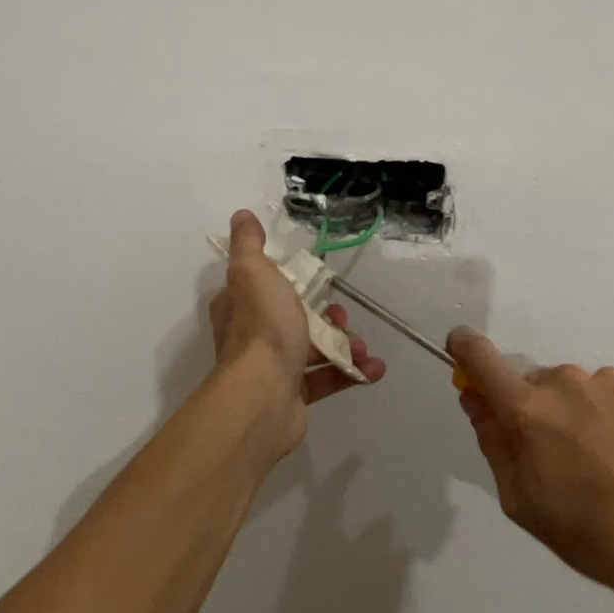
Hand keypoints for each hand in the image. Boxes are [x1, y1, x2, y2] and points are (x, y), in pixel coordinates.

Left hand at [208, 211, 385, 455]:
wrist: (264, 395)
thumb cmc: (262, 327)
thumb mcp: (253, 272)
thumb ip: (248, 244)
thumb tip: (241, 216)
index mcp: (239, 306)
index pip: (264, 287)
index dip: (293, 282)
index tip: (319, 282)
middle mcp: (252, 337)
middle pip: (295, 319)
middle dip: (328, 317)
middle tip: (344, 319)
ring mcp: (272, 369)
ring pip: (314, 351)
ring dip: (345, 346)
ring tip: (363, 349)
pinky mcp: (292, 396)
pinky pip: (326, 381)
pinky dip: (352, 373)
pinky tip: (373, 370)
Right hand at [447, 328, 613, 612]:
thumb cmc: (592, 533)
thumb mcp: (522, 501)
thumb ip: (493, 442)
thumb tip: (475, 399)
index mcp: (528, 409)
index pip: (479, 355)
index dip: (464, 350)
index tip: (463, 361)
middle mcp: (565, 381)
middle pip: (528, 383)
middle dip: (528, 411)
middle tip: (550, 459)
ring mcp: (608, 383)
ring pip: (568, 390)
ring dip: (568, 414)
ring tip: (597, 464)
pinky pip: (603, 395)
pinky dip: (602, 416)